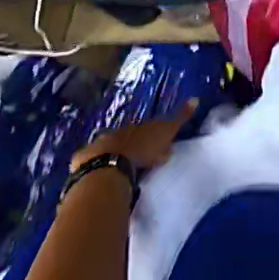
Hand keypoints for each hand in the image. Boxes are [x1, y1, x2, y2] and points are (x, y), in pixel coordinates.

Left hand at [71, 99, 197, 170]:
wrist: (108, 165)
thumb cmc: (139, 149)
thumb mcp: (163, 133)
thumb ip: (179, 118)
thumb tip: (195, 99)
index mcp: (134, 128)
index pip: (143, 129)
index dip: (148, 136)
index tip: (153, 146)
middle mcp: (115, 133)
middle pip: (124, 139)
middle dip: (130, 146)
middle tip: (138, 158)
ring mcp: (97, 147)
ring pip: (106, 150)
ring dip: (112, 157)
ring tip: (119, 171)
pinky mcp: (84, 161)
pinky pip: (89, 164)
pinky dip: (92, 168)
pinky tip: (95, 180)